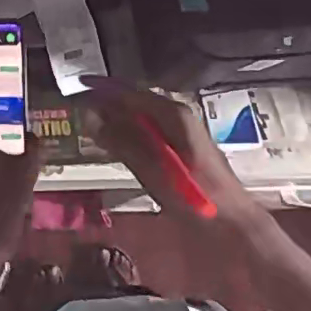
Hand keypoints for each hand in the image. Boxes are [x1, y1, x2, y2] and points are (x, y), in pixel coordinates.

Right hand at [75, 75, 267, 232]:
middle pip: (136, 102)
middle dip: (108, 102)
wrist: (233, 224)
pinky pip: (150, 132)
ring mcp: (182, 132)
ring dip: (118, 119)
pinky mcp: (182, 148)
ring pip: (142, 117)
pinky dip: (130, 133)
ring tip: (91, 124)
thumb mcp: (154, 170)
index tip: (77, 86)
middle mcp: (178, 115)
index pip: (130, 92)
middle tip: (79, 108)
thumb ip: (122, 142)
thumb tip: (91, 117)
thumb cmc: (195, 196)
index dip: (103, 89)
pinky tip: (116, 144)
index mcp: (173, 114)